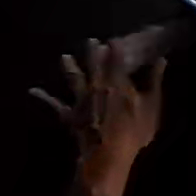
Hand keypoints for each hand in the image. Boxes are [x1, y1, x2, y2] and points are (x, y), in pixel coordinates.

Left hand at [30, 39, 167, 195]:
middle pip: (94, 65)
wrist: (107, 157)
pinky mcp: (71, 115)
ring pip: (74, 80)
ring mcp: (82, 100)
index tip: (114, 39)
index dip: (115, 48)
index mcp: (117, 82)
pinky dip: (44, 97)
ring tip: (64, 57)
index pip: (116, 59)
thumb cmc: (133, 132)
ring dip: (69, 68)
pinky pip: (55, 105)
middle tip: (90, 40)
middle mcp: (97, 86)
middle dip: (92, 52)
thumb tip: (162, 60)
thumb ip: (155, 81)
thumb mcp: (151, 106)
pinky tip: (33, 91)